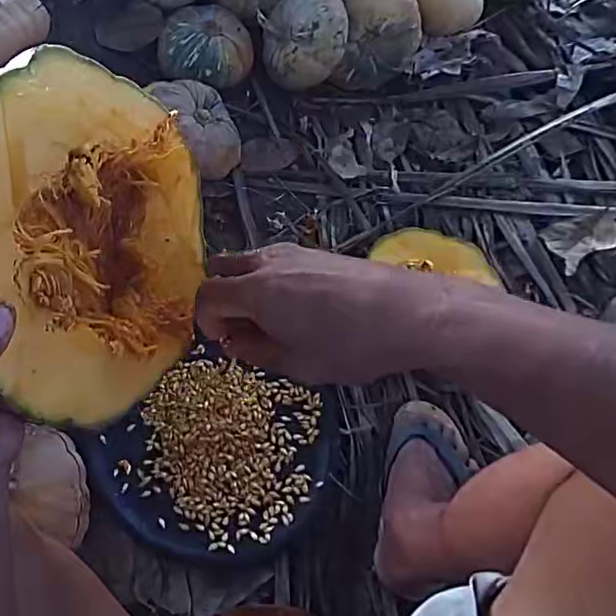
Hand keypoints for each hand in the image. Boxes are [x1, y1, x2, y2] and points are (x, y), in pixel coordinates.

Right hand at [196, 243, 475, 384]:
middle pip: (221, 269)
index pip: (207, 296)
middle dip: (220, 299)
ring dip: (245, 289)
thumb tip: (235, 342)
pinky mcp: (315, 252)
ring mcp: (292, 252)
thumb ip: (255, 352)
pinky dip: (269, 281)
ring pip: (248, 263)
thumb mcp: (296, 364)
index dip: (206, 322)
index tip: (224, 343)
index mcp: (254, 290)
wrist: (409, 312)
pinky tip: (299, 308)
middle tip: (240, 329)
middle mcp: (267, 262)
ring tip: (272, 321)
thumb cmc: (350, 345)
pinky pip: (274, 262)